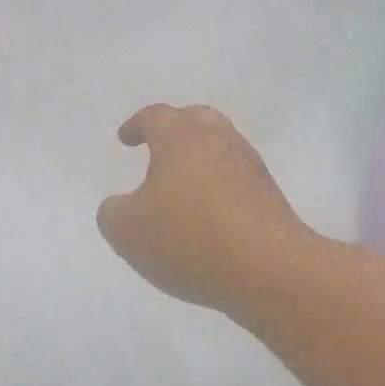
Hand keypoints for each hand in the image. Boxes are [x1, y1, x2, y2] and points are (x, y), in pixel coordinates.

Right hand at [99, 104, 316, 313]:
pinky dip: (220, 188)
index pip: (156, 116)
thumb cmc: (191, 238)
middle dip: (176, 129)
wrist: (271, 269)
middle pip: (197, 119)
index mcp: (182, 137)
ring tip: (183, 189)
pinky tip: (209, 217)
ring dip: (201, 161)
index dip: (137, 125)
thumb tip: (121, 206)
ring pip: (222, 149)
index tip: (126, 139)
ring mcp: (251, 168)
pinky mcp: (270, 198)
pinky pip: (238, 181)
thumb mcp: (128, 231)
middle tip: (159, 149)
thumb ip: (113, 213)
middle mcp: (220, 141)